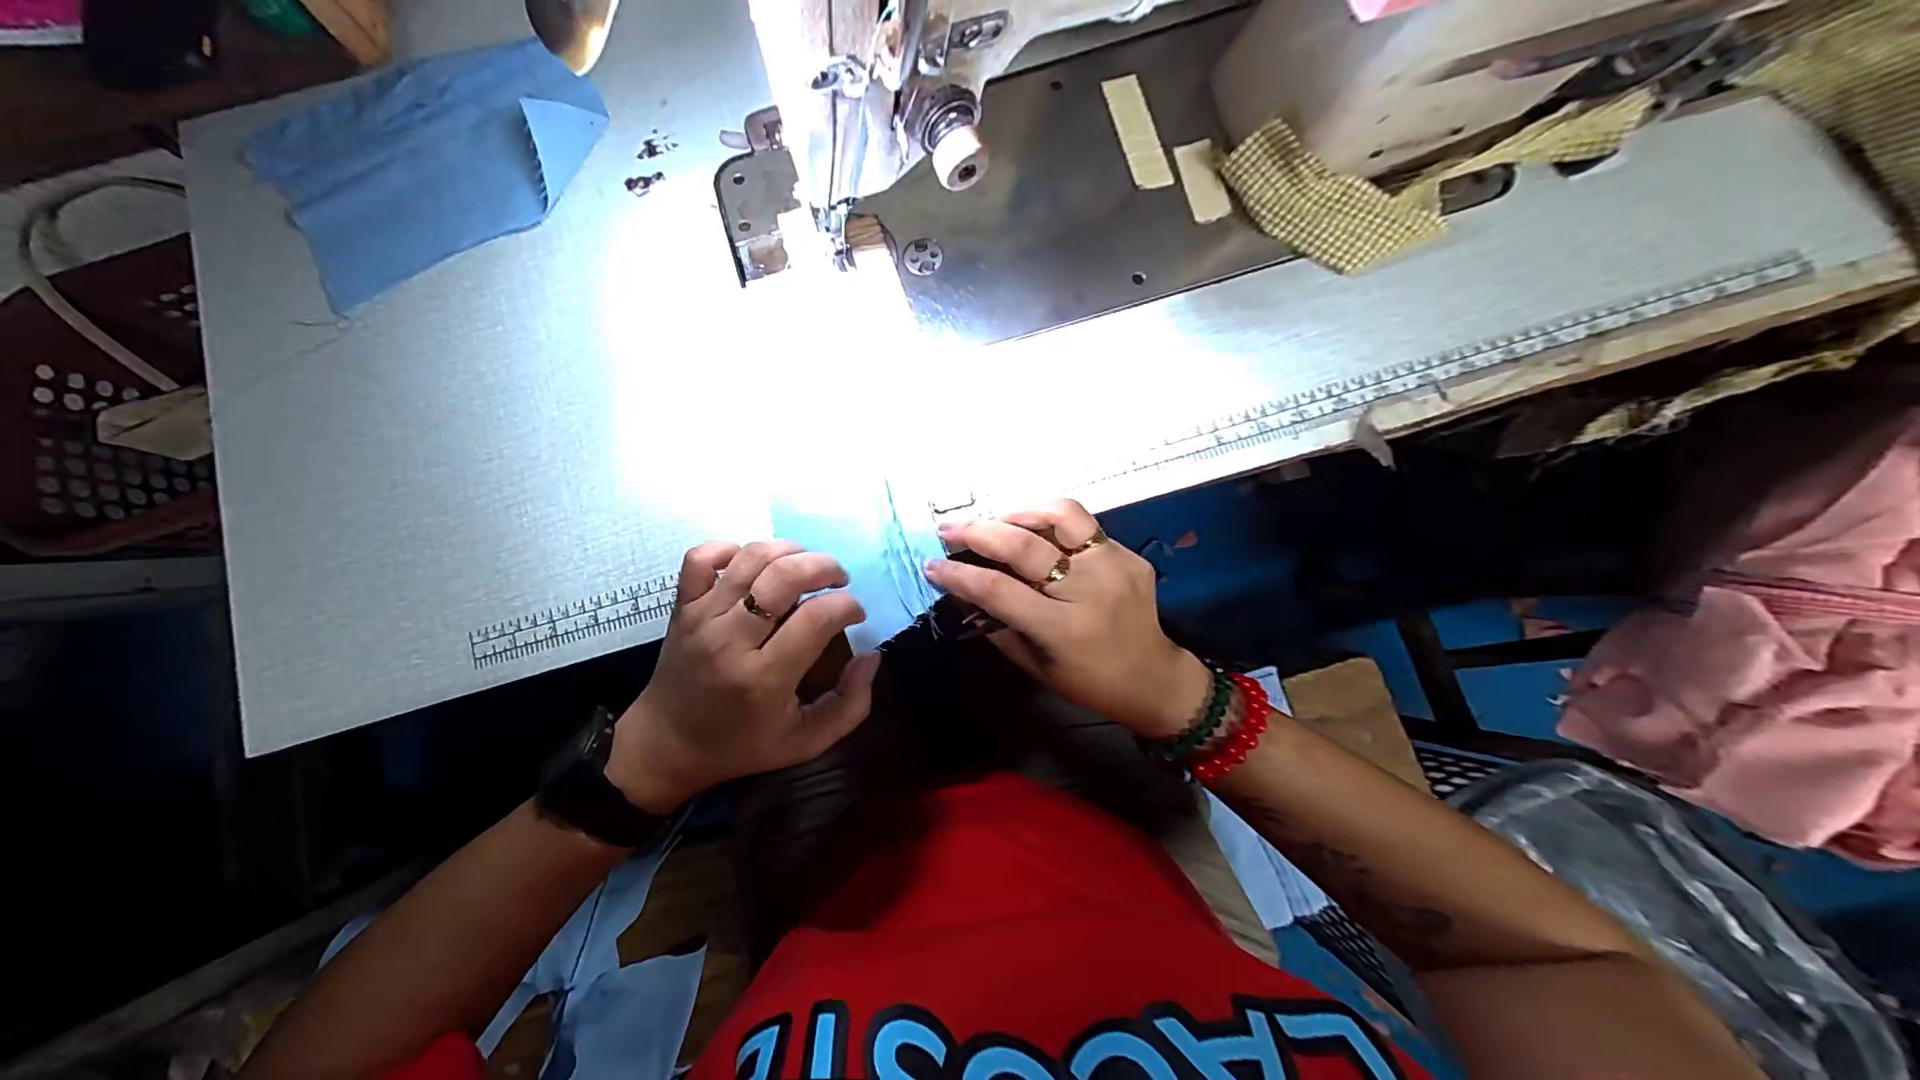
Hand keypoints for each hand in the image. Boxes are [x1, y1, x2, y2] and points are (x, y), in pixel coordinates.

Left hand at [605, 541, 880, 812]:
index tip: (856, 615)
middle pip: (785, 576)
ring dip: (789, 550)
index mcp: (764, 678)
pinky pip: (701, 557)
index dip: (848, 606)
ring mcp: (701, 618)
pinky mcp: (681, 607)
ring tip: (806, 566)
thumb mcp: (807, 742)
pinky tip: (753, 564)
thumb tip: (871, 656)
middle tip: (838, 580)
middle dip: (825, 567)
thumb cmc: (741, 745)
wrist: (667, 746)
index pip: (817, 617)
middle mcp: (730, 640)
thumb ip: (850, 705)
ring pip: (750, 558)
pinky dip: (730, 548)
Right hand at [922, 499, 1211, 738]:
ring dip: (1019, 511)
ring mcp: (1113, 565)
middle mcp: (1089, 589)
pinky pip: (1084, 525)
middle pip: (1023, 545)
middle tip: (949, 529)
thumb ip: (997, 625)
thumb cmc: (1088, 681)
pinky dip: (1051, 521)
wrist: (1153, 677)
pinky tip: (1033, 526)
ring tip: (994, 517)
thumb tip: (962, 590)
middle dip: (977, 532)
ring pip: (1061, 515)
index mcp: (1062, 628)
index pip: (997, 590)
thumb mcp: (1035, 664)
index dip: (958, 575)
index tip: (932, 565)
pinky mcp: (1129, 555)